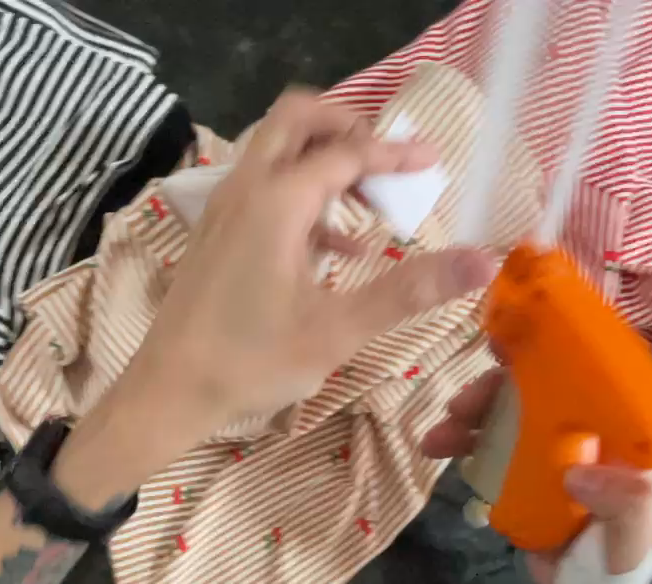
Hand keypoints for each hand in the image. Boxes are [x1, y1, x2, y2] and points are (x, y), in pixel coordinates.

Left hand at [129, 89, 498, 431]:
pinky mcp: (213, 236)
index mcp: (275, 202)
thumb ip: (407, 291)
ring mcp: (221, 211)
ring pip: (275, 156)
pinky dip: (299, 201)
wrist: (169, 391)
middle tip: (386, 163)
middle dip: (347, 130)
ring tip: (369, 214)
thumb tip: (482, 262)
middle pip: (297, 122)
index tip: (433, 163)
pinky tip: (330, 253)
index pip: (345, 152)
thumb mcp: (336, 331)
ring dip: (323, 168)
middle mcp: (244, 190)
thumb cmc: (250, 363)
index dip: (394, 154)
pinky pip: (260, 193)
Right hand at [420, 367, 651, 583]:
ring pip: (510, 415)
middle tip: (459, 405)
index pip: (597, 376)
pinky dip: (464, 441)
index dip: (561, 350)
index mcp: (625, 436)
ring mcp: (553, 452)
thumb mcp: (627, 545)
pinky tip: (441, 449)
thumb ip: (622, 507)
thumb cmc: (613, 573)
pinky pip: (492, 445)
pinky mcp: (523, 473)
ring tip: (435, 437)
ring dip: (470, 416)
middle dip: (496, 388)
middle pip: (542, 389)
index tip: (517, 338)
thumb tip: (579, 468)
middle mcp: (589, 433)